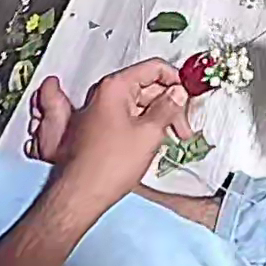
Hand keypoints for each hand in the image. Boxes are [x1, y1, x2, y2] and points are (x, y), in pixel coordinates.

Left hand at [25, 61, 191, 217]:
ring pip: (137, 104)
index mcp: (115, 87)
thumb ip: (169, 107)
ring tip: (171, 137)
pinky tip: (152, 142)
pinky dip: (142, 126)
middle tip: (183, 125)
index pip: (154, 68)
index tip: (187, 96)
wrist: (78, 198)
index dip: (176, 80)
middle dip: (169, 103)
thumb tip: (178, 93)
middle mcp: (103, 94)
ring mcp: (96, 112)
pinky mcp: (94, 130)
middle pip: (146, 86)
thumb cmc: (109, 165)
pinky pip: (125, 118)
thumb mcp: (150, 133)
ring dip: (157, 117)